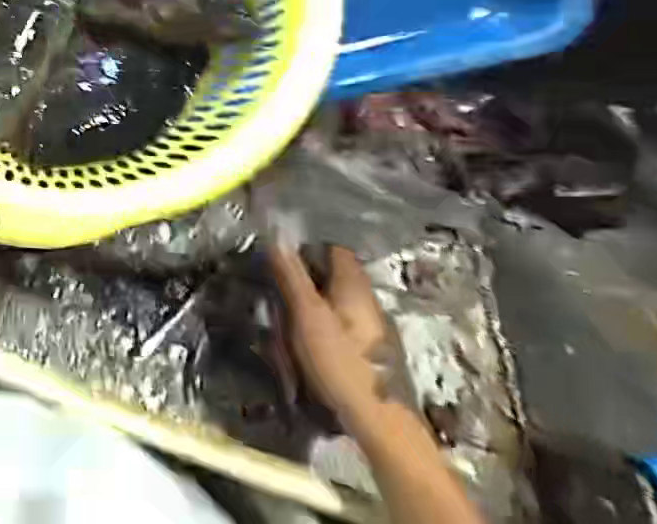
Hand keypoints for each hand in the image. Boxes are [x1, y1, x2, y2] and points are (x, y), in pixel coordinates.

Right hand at [270, 244, 405, 417]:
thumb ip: (292, 275)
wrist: (379, 422)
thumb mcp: (307, 315)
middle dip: (304, 281)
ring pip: (334, 300)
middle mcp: (367, 297)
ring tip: (287, 324)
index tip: (280, 261)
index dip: (306, 249)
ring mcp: (371, 324)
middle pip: (331, 274)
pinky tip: (307, 345)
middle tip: (278, 295)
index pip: (331, 248)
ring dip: (310, 306)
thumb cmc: (340, 361)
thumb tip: (278, 235)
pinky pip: (339, 323)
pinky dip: (322, 326)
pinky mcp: (369, 348)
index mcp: (353, 283)